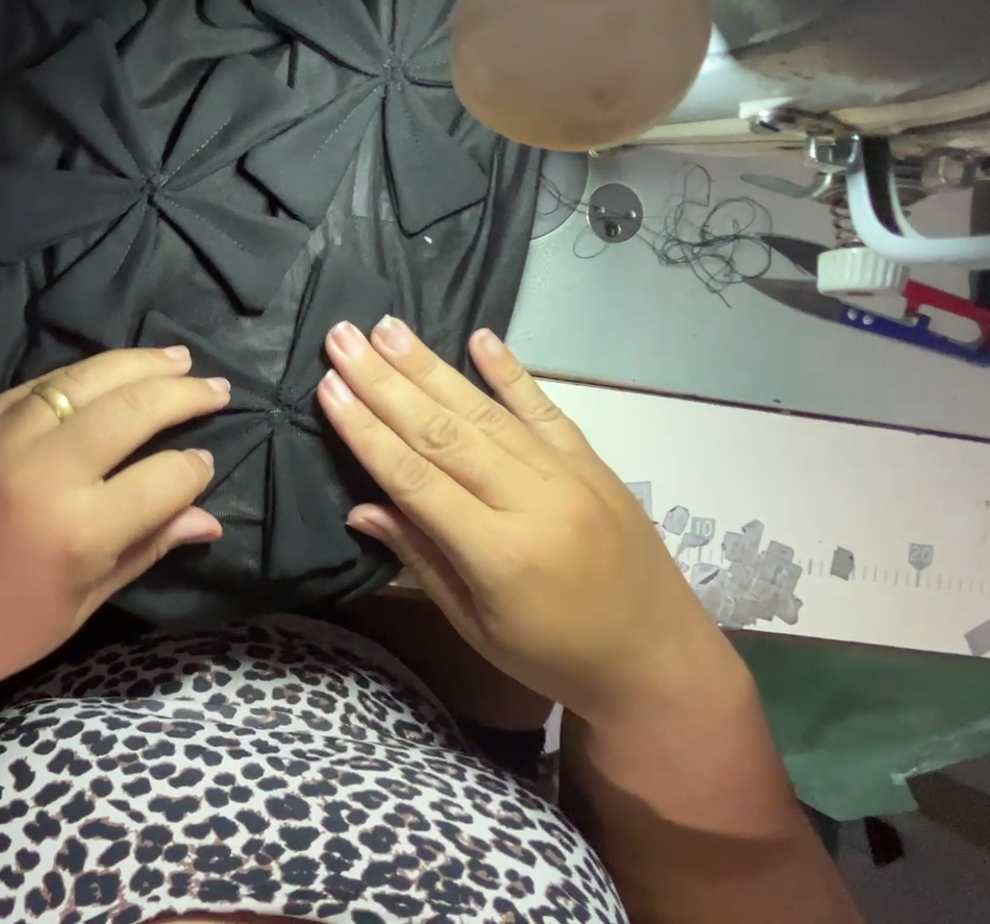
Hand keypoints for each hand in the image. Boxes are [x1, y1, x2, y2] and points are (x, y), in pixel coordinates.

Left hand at [0, 347, 228, 716]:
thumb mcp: (79, 606)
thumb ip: (145, 549)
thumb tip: (207, 518)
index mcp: (78, 531)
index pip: (165, 478)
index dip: (196, 469)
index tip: (208, 464)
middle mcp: (43, 471)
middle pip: (132, 409)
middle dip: (183, 393)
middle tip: (217, 386)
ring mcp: (1, 440)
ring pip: (84, 380)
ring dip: (136, 364)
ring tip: (176, 356)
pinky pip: (37, 388)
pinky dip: (79, 377)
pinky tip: (105, 374)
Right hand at [317, 318, 735, 726]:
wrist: (661, 662)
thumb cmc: (553, 656)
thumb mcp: (474, 624)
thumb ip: (418, 558)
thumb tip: (359, 508)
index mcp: (499, 552)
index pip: (415, 478)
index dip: (366, 431)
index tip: (329, 387)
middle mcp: (533, 500)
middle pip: (443, 430)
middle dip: (385, 381)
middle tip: (343, 338)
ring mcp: (568, 474)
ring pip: (484, 410)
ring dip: (430, 366)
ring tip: (387, 328)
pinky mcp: (592, 463)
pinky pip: (544, 409)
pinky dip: (510, 371)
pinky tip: (480, 337)